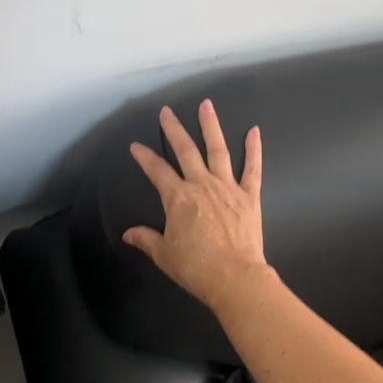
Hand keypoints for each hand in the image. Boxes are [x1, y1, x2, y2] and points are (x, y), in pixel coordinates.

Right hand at [123, 100, 270, 306]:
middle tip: (167, 111)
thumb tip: (129, 233)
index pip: (157, 171)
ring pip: (218, 149)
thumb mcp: (164, 255)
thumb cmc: (196, 267)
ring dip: (211, 126)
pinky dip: (254, 149)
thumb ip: (147, 239)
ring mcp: (228, 187)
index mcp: (178, 198)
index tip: (136, 146)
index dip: (145, 157)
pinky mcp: (250, 196)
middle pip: (186, 150)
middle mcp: (202, 185)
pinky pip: (252, 168)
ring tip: (207, 105)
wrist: (234, 277)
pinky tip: (254, 131)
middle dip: (174, 129)